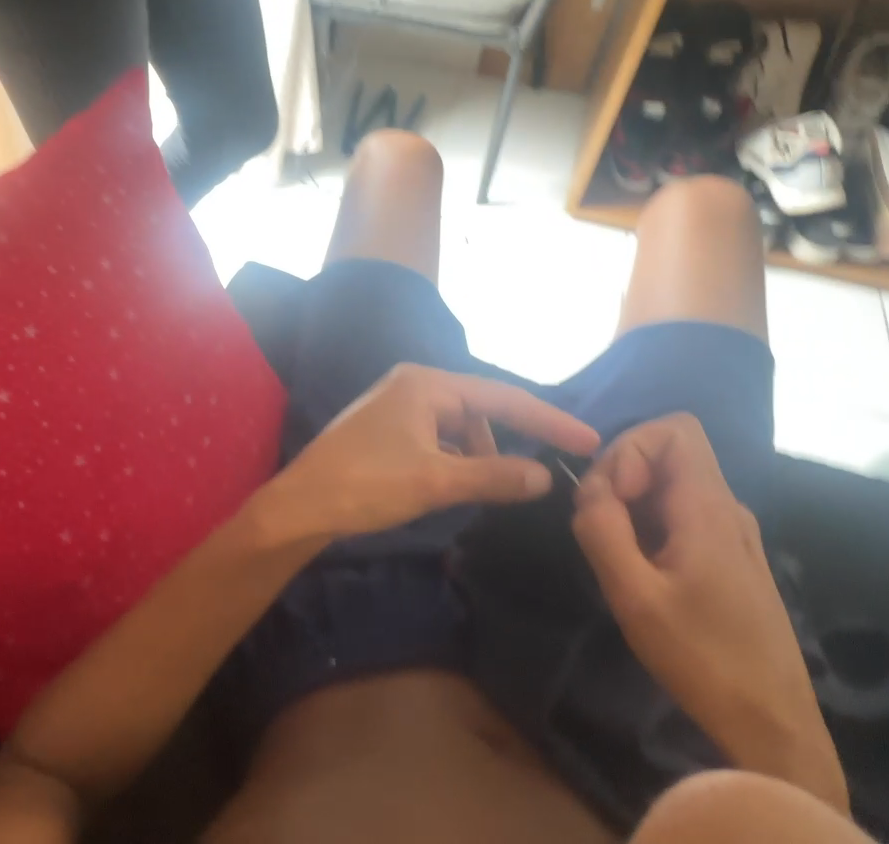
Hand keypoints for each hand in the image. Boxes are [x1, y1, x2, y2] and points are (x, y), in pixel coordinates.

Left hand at [255, 364, 599, 543]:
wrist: (301, 505)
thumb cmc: (367, 484)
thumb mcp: (438, 481)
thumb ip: (495, 475)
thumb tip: (544, 476)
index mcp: (424, 383)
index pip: (501, 396)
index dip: (547, 419)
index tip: (587, 440)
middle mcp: (410, 384)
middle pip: (478, 410)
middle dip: (503, 442)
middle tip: (526, 479)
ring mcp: (394, 407)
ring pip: (457, 428)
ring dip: (476, 456)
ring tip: (477, 489)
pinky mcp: (384, 431)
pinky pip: (435, 440)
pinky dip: (453, 460)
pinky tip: (453, 485)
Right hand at [571, 414, 847, 813]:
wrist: (772, 725)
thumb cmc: (702, 658)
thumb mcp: (634, 596)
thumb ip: (602, 529)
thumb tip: (588, 489)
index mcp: (710, 509)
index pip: (674, 430)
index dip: (631, 448)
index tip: (613, 497)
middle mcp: (727, 510)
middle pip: (666, 453)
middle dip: (620, 476)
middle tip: (600, 529)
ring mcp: (732, 535)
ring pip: (668, 486)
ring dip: (630, 505)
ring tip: (617, 557)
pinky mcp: (728, 560)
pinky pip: (678, 515)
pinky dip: (646, 526)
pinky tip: (639, 572)